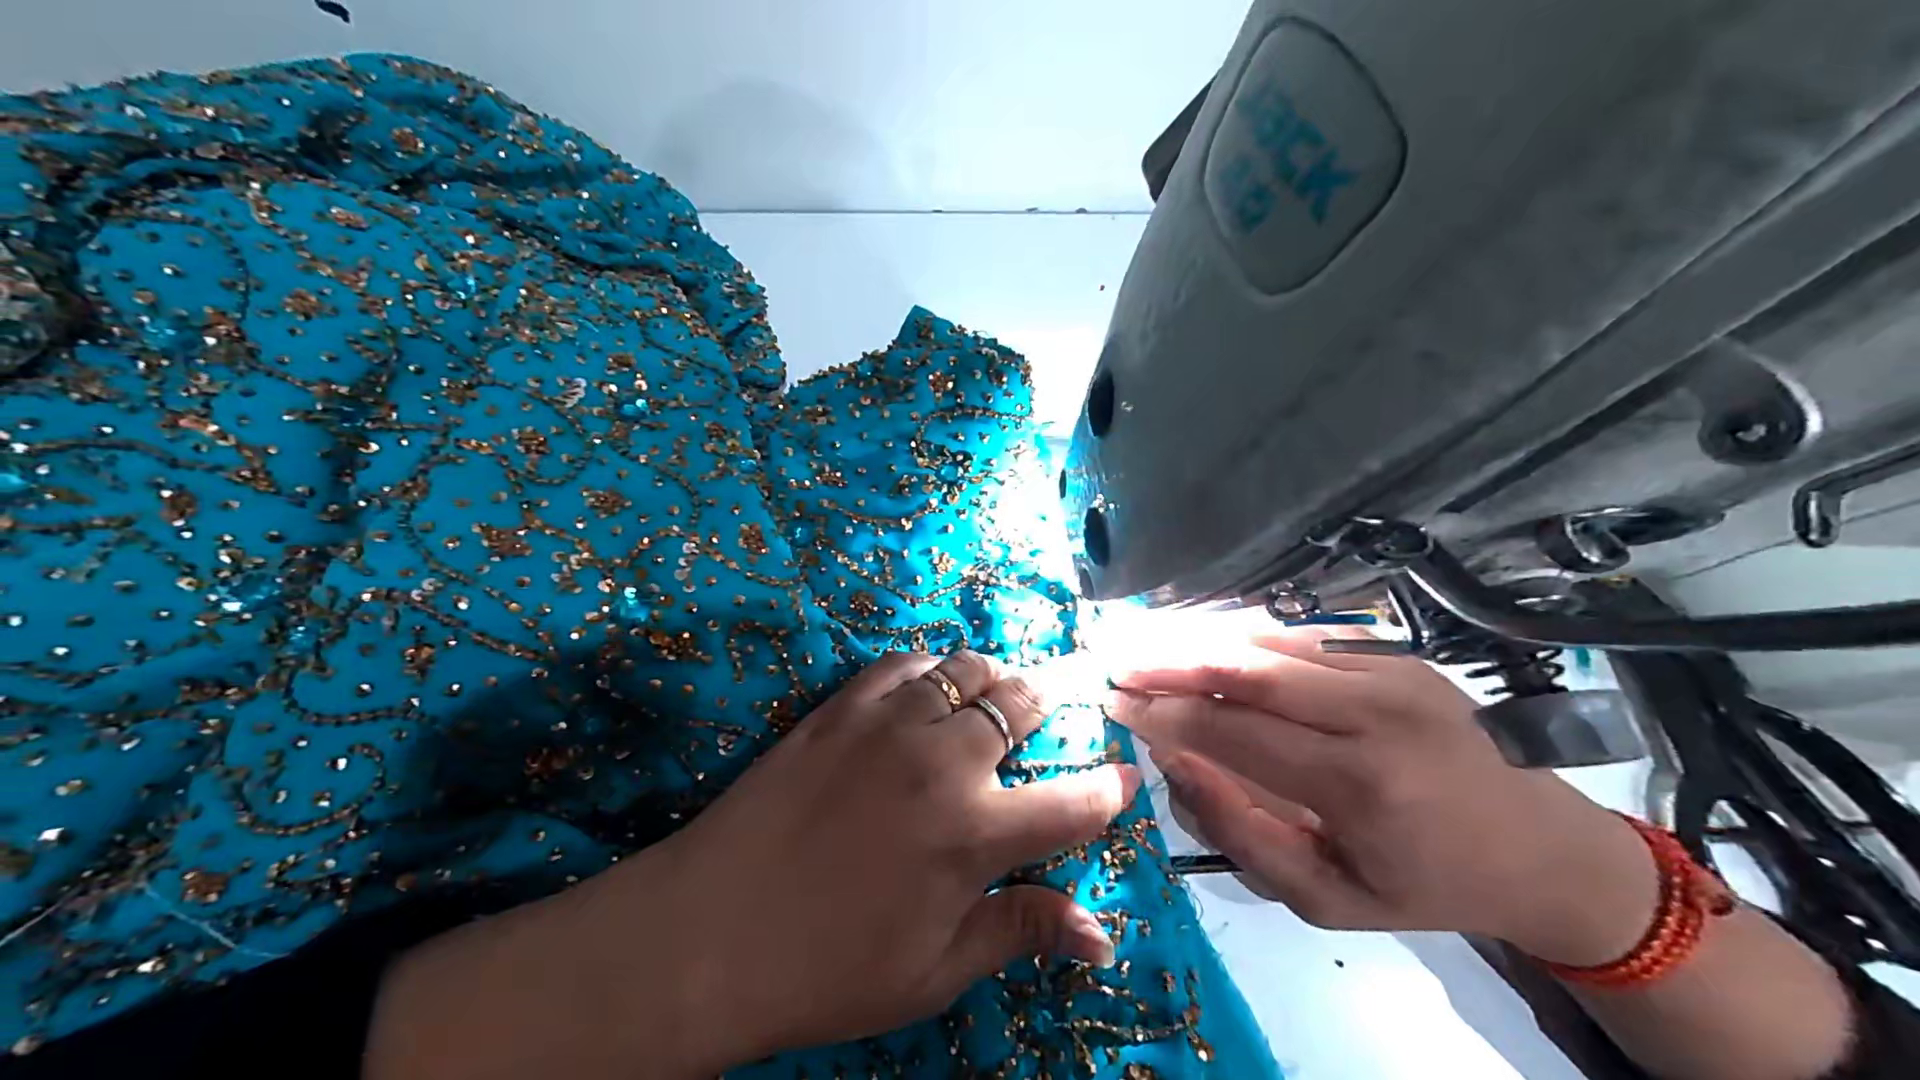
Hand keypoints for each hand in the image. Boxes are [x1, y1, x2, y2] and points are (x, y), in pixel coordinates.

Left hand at [368, 650, 1138, 1079]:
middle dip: (1053, 701)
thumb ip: (1018, 933)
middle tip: (1058, 703)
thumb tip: (1099, 935)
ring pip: (966, 671)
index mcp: (976, 834)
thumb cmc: (829, 966)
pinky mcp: (841, 707)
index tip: (1124, 776)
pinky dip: (929, 666)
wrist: (710, 930)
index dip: (1110, 789)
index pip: (1073, 804)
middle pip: (1022, 706)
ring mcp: (889, 725)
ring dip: (995, 675)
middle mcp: (943, 762)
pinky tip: (930, 681)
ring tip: (1001, 686)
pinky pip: (902, 663)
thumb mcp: (934, 972)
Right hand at [1107, 625, 1657, 966]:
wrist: (1540, 846)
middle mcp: (1372, 708)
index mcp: (1358, 781)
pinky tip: (1200, 643)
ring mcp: (1387, 669)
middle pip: (1240, 666)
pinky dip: (1237, 637)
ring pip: (1263, 639)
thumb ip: (1239, 832)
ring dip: (1194, 641)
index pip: (1229, 728)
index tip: (1116, 704)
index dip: (1162, 712)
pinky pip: (1294, 636)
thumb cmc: (1425, 883)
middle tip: (1114, 662)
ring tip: (1142, 644)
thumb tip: (1172, 761)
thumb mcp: (1326, 898)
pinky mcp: (1393, 651)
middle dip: (1165, 662)